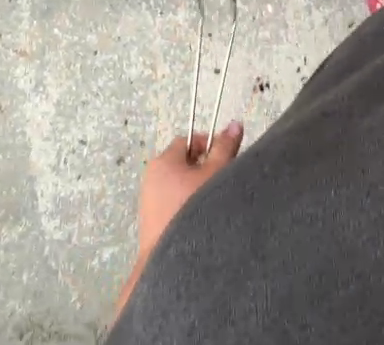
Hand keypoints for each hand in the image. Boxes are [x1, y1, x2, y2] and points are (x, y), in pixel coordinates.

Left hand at [135, 122, 244, 254]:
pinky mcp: (151, 221)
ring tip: (214, 200)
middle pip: (183, 161)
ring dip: (197, 187)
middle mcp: (151, 177)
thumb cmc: (194, 208)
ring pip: (178, 183)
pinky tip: (201, 218)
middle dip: (204, 167)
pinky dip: (187, 204)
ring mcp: (148, 200)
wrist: (172, 259)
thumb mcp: (216, 173)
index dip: (209, 145)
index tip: (225, 158)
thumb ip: (225, 147)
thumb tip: (235, 123)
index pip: (189, 141)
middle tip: (223, 179)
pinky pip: (172, 202)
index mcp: (163, 161)